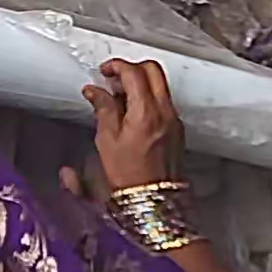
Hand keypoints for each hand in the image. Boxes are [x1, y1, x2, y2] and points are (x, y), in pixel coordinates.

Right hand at [81, 59, 184, 190]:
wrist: (157, 206)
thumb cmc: (130, 178)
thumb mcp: (107, 141)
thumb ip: (102, 109)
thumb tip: (94, 90)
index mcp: (146, 112)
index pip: (134, 72)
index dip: (116, 66)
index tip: (104, 71)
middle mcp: (165, 111)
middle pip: (153, 70)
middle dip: (131, 68)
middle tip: (113, 78)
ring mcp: (174, 119)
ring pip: (160, 84)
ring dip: (140, 82)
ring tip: (119, 97)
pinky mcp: (177, 128)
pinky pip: (164, 100)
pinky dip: (148, 97)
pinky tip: (131, 113)